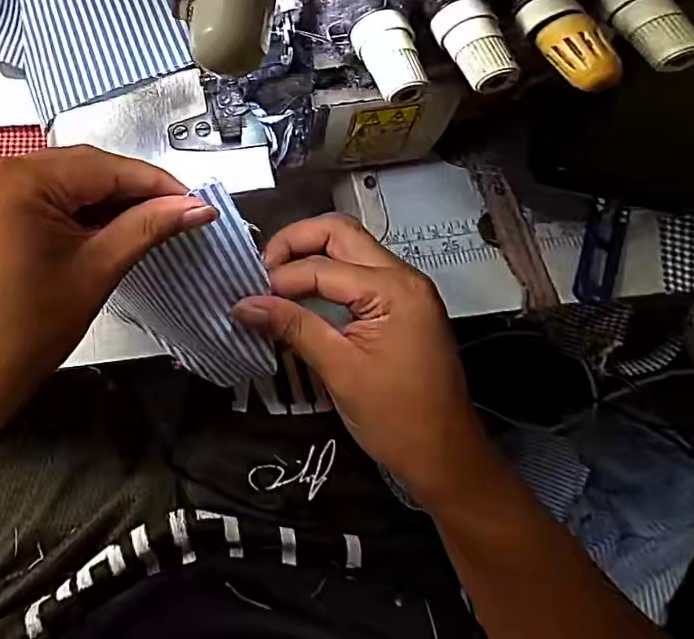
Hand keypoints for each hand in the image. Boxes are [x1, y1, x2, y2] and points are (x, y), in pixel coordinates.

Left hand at [0, 146, 216, 453]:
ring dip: (102, 200)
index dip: (155, 183)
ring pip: (62, 179)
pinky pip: (38, 192)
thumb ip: (147, 227)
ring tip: (145, 224)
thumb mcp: (94, 272)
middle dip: (130, 192)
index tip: (191, 199)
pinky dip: (71, 207)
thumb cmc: (15, 337)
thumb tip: (191, 207)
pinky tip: (101, 227)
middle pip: (82, 168)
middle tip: (174, 214)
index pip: (105, 166)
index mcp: (16, 179)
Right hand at [231, 213, 493, 507]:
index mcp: (394, 289)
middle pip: (339, 233)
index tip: (250, 299)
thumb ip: (293, 327)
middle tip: (262, 269)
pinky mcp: (400, 303)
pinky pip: (357, 271)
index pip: (323, 267)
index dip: (281, 279)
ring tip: (276, 279)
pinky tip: (301, 293)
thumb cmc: (399, 420)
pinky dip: (325, 274)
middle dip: (295, 242)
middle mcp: (403, 276)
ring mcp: (405, 288)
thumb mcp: (340, 370)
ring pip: (349, 246)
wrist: (448, 460)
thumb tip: (245, 305)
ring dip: (310, 254)